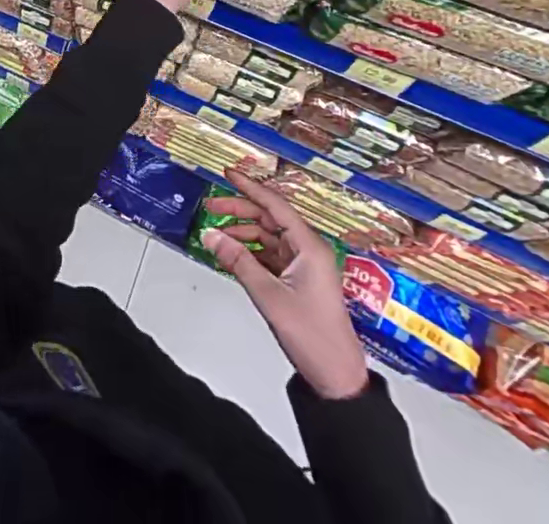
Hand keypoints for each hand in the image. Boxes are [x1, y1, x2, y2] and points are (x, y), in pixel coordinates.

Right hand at [201, 170, 369, 399]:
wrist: (335, 374)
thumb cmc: (314, 337)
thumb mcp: (269, 296)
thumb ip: (239, 262)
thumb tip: (214, 237)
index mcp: (309, 246)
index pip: (275, 205)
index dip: (250, 187)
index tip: (230, 175)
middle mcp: (308, 250)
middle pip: (270, 218)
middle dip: (240, 209)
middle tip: (212, 206)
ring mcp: (303, 265)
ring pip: (268, 237)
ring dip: (242, 234)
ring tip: (217, 234)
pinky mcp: (298, 280)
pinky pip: (269, 255)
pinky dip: (250, 253)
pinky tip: (232, 255)